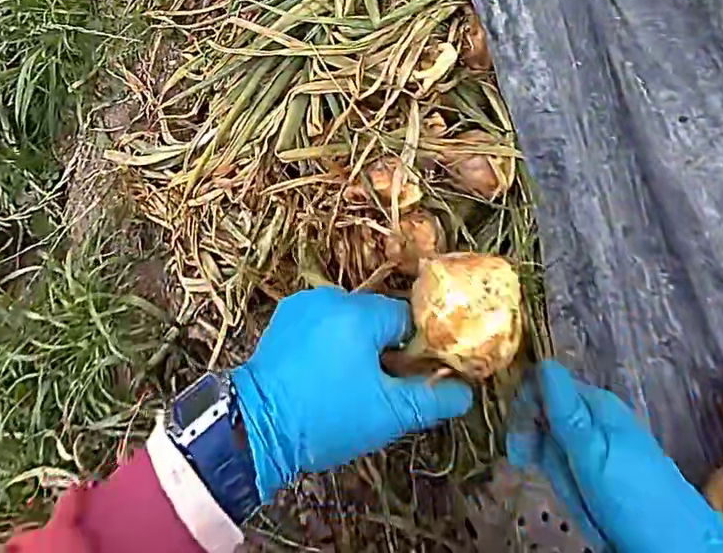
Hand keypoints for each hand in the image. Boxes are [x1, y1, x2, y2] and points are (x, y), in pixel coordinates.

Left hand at [230, 287, 473, 500]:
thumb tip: (466, 392)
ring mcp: (306, 302)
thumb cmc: (327, 416)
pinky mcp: (286, 314)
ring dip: (356, 341)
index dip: (414, 347)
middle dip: (384, 345)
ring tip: (346, 380)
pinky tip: (321, 368)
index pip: (406, 317)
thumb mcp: (386, 414)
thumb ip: (431, 398)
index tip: (408, 375)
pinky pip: (322, 319)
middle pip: (377, 315)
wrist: (256, 427)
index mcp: (361, 312)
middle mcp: (334, 296)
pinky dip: (329, 337)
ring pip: (349, 317)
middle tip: (378, 384)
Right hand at [507, 360, 722, 552]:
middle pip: (548, 418)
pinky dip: (575, 493)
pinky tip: (590, 511)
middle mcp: (599, 420)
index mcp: (597, 404)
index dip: (524, 409)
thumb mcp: (594, 453)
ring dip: (562, 479)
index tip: (517, 444)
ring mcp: (604, 449)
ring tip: (585, 505)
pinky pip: (575, 475)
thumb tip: (543, 362)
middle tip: (562, 484)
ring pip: (559, 451)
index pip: (545, 383)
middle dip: (545, 452)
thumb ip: (566, 410)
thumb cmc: (638, 502)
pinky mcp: (608, 477)